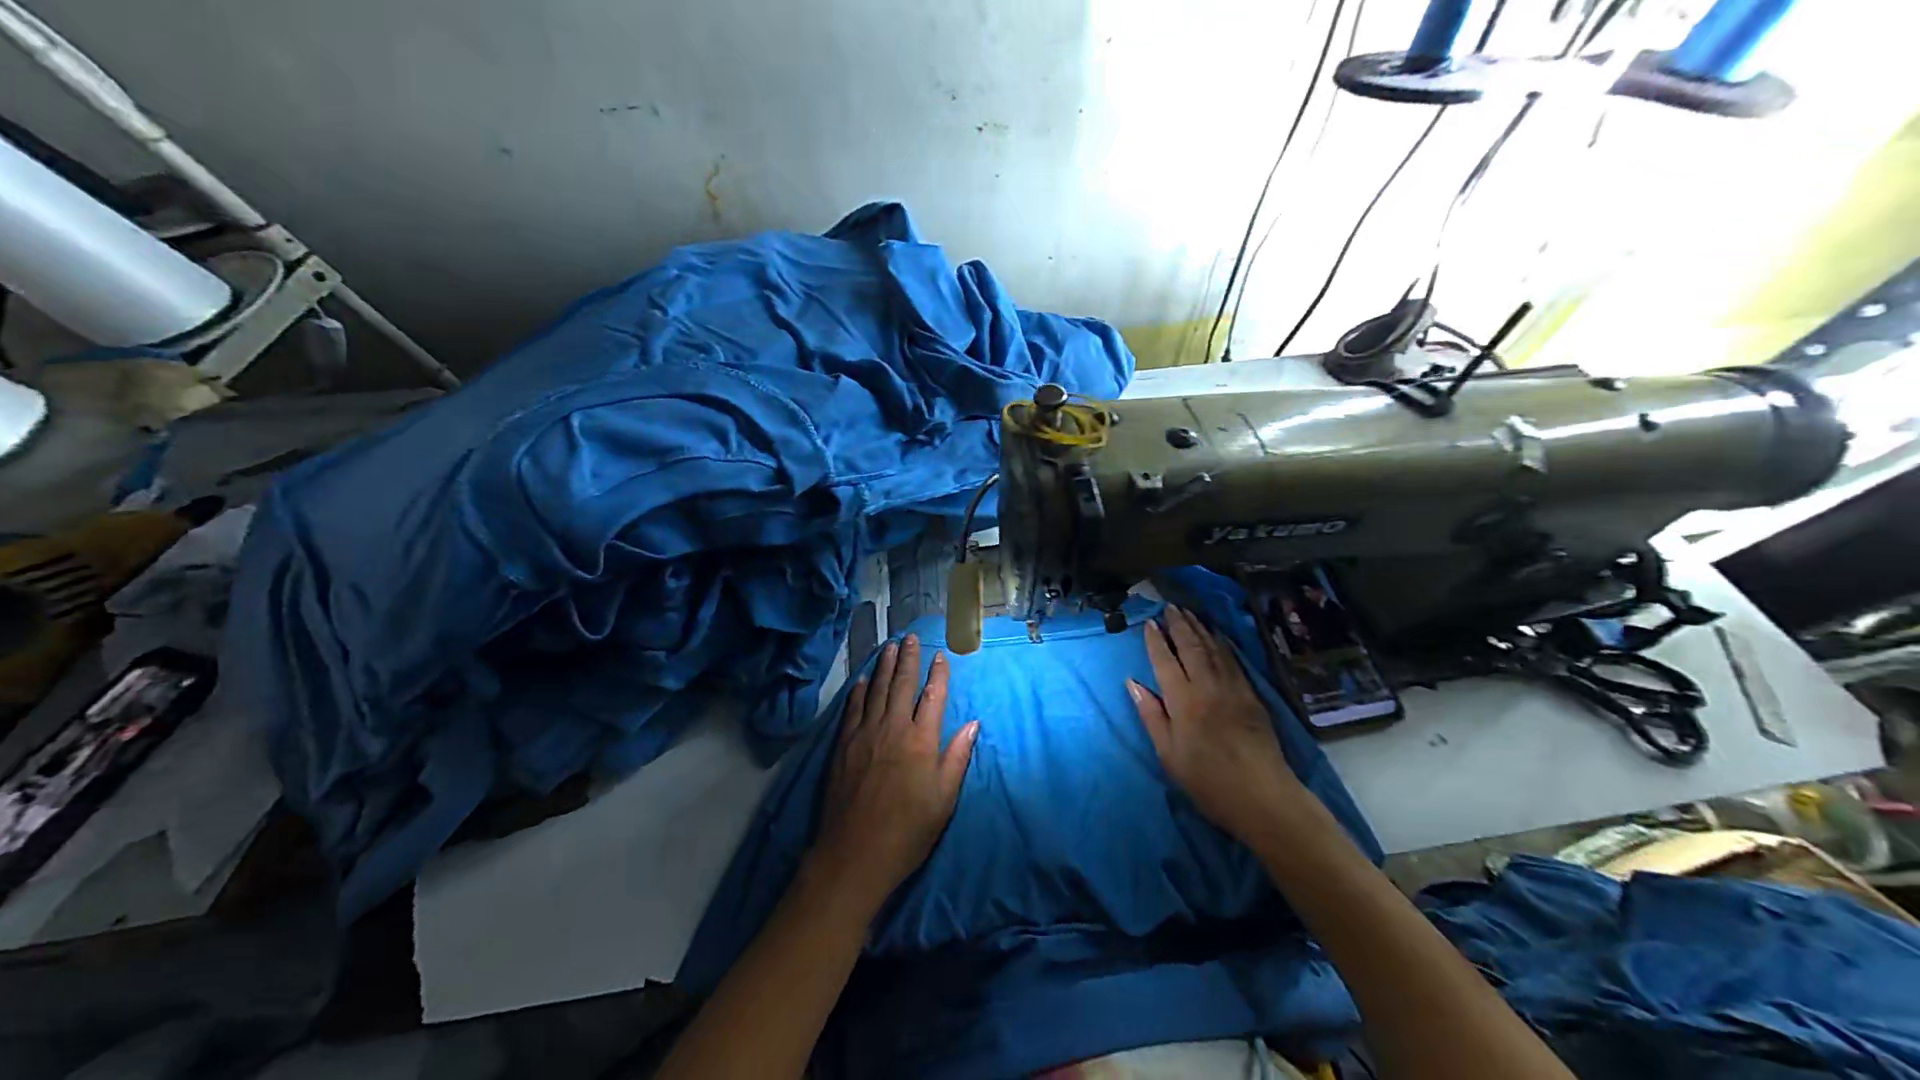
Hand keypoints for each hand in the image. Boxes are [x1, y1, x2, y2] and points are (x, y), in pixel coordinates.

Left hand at [810, 634, 978, 908]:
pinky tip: (861, 680)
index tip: (940, 655)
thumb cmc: (908, 831)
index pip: (933, 696)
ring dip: (882, 666)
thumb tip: (973, 724)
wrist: (855, 853)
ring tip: (889, 647)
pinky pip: (852, 709)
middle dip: (907, 659)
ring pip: (875, 690)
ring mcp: (864, 734)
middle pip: (901, 684)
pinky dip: (858, 691)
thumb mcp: (944, 798)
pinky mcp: (842, 745)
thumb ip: (957, 757)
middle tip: (910, 637)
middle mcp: (893, 728)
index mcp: (921, 740)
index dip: (938, 674)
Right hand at [1128, 606, 1304, 846]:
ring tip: (1190, 613)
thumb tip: (1133, 683)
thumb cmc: (1208, 781)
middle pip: (1191, 648)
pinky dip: (1223, 645)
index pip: (1165, 662)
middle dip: (1179, 625)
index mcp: (1183, 702)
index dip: (1156, 642)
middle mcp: (1207, 687)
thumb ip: (1152, 715)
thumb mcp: (1169, 754)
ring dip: (1200, 629)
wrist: (1262, 796)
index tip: (1150, 623)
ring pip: (1213, 650)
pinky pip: (1234, 662)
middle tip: (1170, 607)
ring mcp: (1233, 689)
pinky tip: (1218, 637)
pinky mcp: (1252, 696)